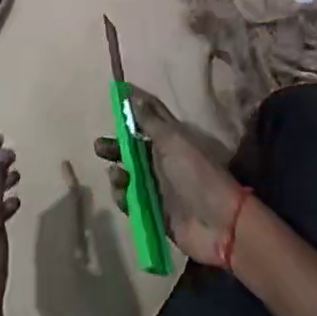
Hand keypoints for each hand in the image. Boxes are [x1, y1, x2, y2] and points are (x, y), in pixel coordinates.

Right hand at [94, 87, 244, 266]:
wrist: (217, 223)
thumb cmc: (196, 174)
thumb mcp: (173, 142)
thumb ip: (150, 122)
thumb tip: (133, 97)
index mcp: (171, 138)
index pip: (149, 115)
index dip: (133, 103)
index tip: (114, 93)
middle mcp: (162, 159)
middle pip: (132, 147)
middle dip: (115, 145)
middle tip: (99, 146)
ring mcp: (157, 185)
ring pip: (128, 173)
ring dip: (118, 172)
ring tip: (117, 175)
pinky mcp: (152, 210)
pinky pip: (130, 199)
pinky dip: (123, 196)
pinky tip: (124, 195)